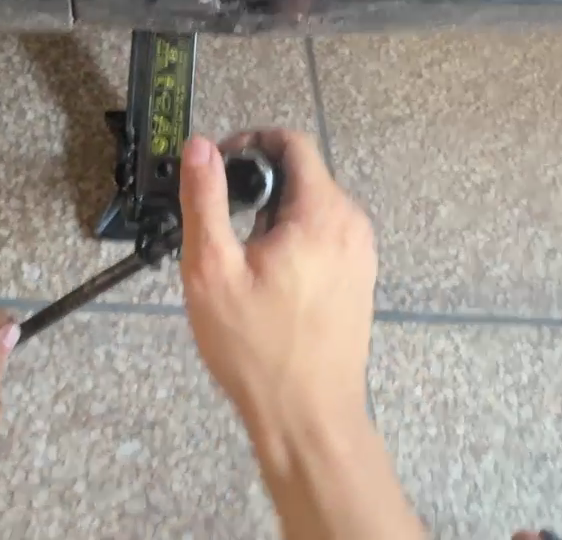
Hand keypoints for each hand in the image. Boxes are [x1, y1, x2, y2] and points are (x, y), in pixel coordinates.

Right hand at [177, 131, 377, 448]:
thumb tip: (200, 145)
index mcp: (322, 212)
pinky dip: (294, 236)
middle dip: (259, 186)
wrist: (309, 420)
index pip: (293, 142)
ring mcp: (361, 251)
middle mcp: (351, 223)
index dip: (252, 141)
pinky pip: (324, 232)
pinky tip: (270, 278)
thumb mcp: (213, 270)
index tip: (219, 167)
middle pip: (302, 173)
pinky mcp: (359, 276)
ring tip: (244, 258)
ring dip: (274, 214)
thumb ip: (205, 200)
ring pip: (312, 204)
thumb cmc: (257, 348)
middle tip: (224, 225)